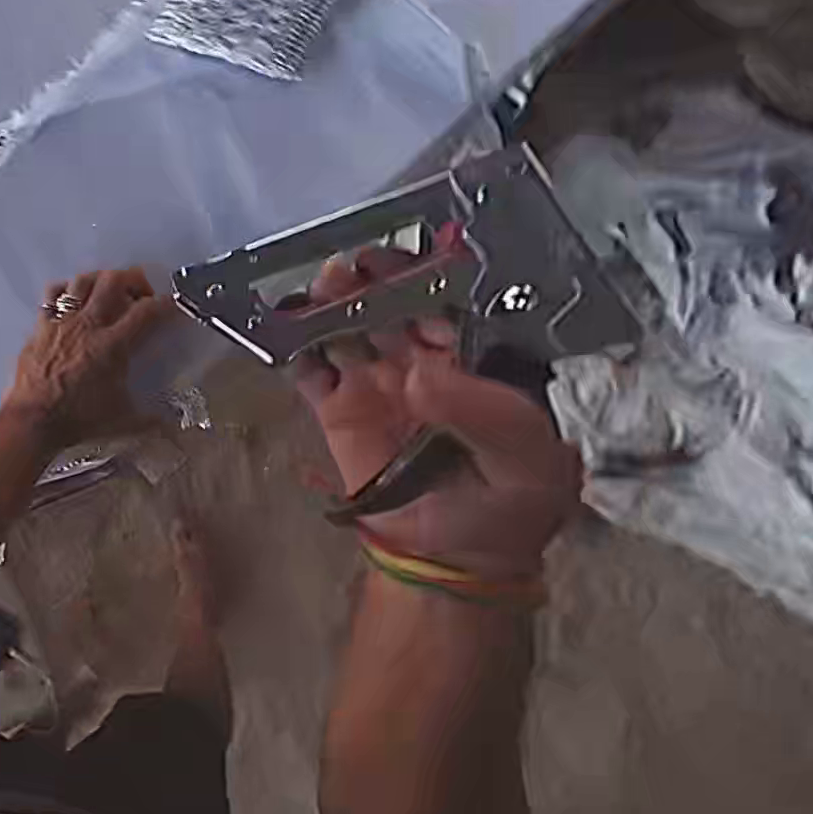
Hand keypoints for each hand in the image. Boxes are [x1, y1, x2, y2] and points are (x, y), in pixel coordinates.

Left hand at [4, 267, 169, 450]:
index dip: (167, 304)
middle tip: (141, 293)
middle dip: (134, 280)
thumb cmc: (78, 420)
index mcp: (112, 346)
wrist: (33, 421)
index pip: (147, 312)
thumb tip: (171, 424)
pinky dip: (65, 290)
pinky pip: (51, 296)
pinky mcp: (40, 328)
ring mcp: (61, 324)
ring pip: (81, 281)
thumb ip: (151, 419)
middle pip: (113, 282)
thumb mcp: (122, 421)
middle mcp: (87, 326)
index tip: (175, 306)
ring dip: (100, 279)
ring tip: (108, 289)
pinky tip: (71, 298)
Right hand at [292, 249, 581, 580]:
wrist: (443, 551)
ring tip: (316, 292)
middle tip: (349, 268)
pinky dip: (293, 350)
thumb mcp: (529, 462)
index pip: (453, 306)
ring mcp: (372, 384)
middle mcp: (420, 362)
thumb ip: (489, 415)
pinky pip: (309, 372)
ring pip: (345, 332)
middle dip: (370, 284)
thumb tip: (422, 370)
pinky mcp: (332, 409)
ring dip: (328, 309)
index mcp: (476, 362)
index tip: (408, 262)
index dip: (431, 278)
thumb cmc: (504, 503)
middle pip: (391, 310)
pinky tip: (283, 332)